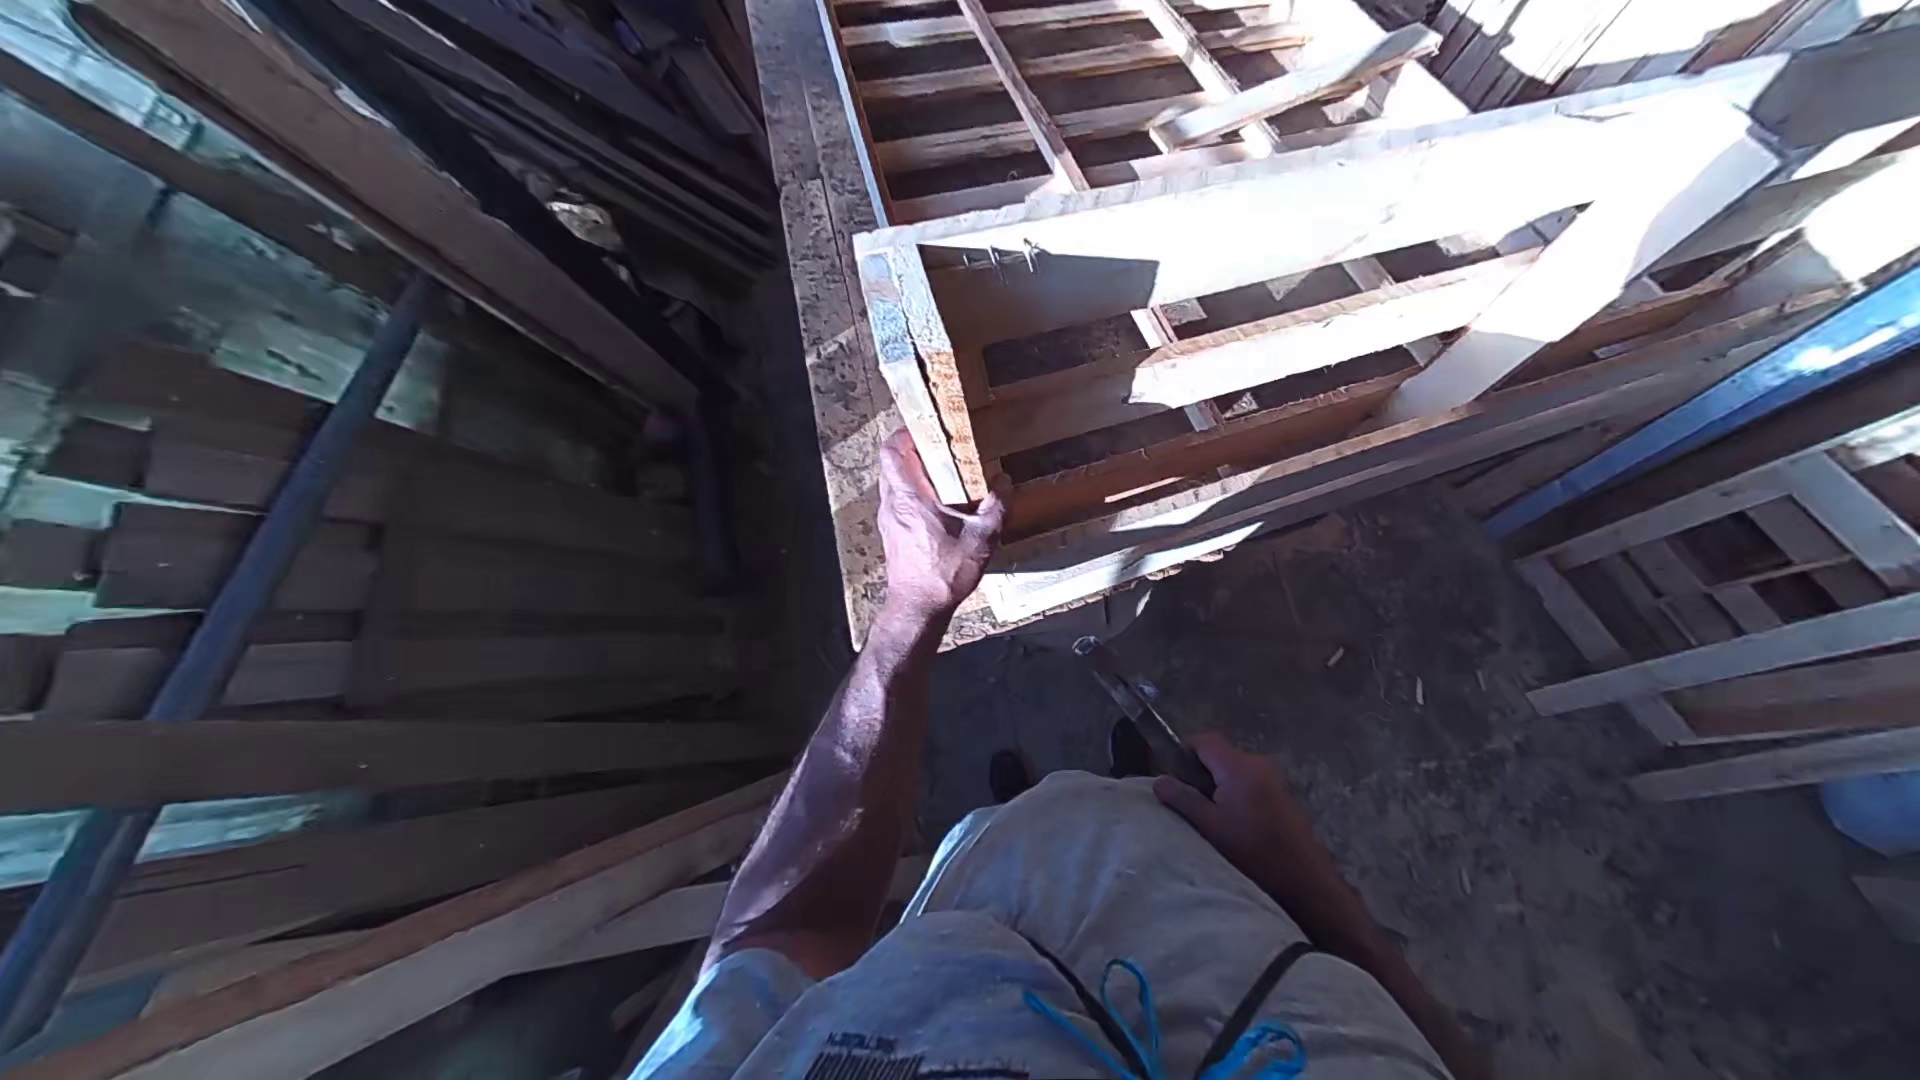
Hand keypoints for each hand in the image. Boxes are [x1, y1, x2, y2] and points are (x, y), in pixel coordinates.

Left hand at [876, 429, 1005, 621]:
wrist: (917, 608)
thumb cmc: (943, 573)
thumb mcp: (981, 539)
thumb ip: (996, 507)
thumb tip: (1005, 482)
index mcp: (908, 497)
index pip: (892, 450)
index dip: (906, 433)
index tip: (929, 428)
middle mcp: (892, 504)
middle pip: (893, 464)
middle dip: (916, 452)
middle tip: (944, 450)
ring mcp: (889, 520)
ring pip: (895, 484)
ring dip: (916, 475)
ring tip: (946, 477)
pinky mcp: (893, 534)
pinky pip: (899, 503)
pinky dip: (916, 495)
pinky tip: (942, 508)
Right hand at [1153, 733, 1318, 875]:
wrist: (1308, 886)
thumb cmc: (1255, 853)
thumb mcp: (1210, 827)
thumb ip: (1182, 799)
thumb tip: (1160, 781)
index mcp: (1239, 767)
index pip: (1204, 740)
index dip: (1183, 751)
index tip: (1171, 775)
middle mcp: (1259, 765)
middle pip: (1218, 755)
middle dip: (1199, 773)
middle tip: (1188, 802)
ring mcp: (1274, 780)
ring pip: (1233, 771)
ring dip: (1217, 787)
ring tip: (1210, 818)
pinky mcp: (1283, 797)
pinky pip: (1248, 783)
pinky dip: (1235, 795)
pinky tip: (1234, 826)